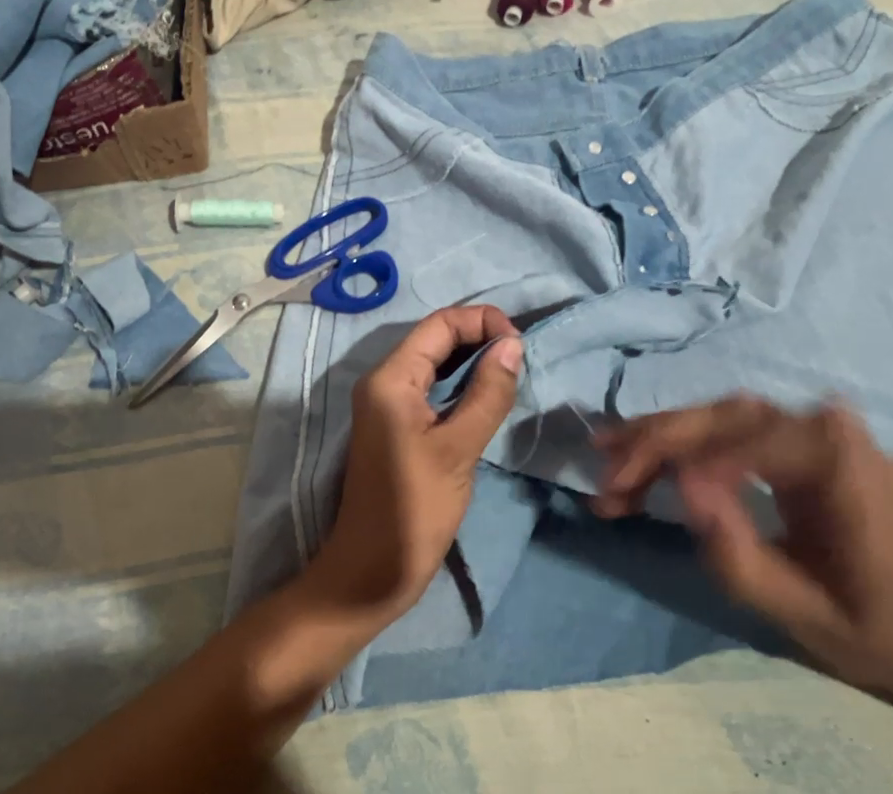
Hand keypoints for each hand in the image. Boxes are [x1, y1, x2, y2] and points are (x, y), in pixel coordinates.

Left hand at [308, 306, 522, 622]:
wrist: (370, 570)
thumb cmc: (413, 509)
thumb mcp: (458, 450)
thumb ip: (487, 394)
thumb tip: (512, 347)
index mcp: (390, 379)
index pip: (439, 325)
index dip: (481, 321)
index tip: (521, 343)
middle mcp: (383, 383)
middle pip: (435, 340)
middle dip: (480, 339)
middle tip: (522, 359)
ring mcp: (388, 407)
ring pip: (435, 366)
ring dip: (473, 363)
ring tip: (513, 375)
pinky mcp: (396, 429)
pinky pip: (432, 391)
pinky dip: (462, 387)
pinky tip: (489, 398)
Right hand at [593, 394, 892, 689]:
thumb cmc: (874, 631)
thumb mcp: (801, 616)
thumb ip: (738, 554)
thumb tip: (683, 486)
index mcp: (864, 480)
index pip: (776, 438)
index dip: (711, 453)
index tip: (657, 490)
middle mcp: (850, 440)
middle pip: (742, 414)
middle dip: (666, 435)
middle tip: (606, 465)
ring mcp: (830, 433)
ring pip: (731, 413)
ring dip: (666, 432)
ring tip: (608, 457)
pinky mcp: (808, 438)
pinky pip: (740, 427)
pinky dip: (688, 439)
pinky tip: (645, 454)